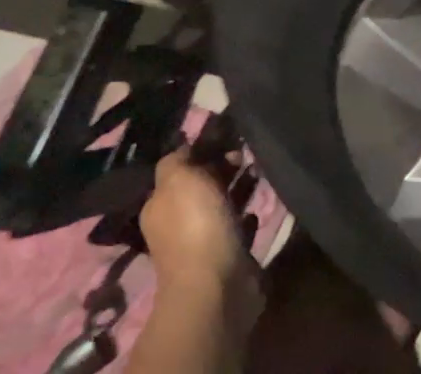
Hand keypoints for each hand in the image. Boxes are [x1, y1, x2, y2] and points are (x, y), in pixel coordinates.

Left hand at [140, 147, 259, 301]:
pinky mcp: (230, 257)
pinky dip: (247, 216)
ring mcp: (204, 242)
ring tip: (260, 170)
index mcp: (160, 205)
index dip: (201, 150)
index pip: (179, 169)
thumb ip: (177, 160)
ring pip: (222, 205)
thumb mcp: (178, 180)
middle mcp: (177, 224)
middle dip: (222, 168)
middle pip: (201, 187)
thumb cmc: (195, 226)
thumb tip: (186, 148)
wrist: (217, 284)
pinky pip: (239, 228)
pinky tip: (258, 208)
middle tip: (247, 152)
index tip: (227, 136)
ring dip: (239, 188)